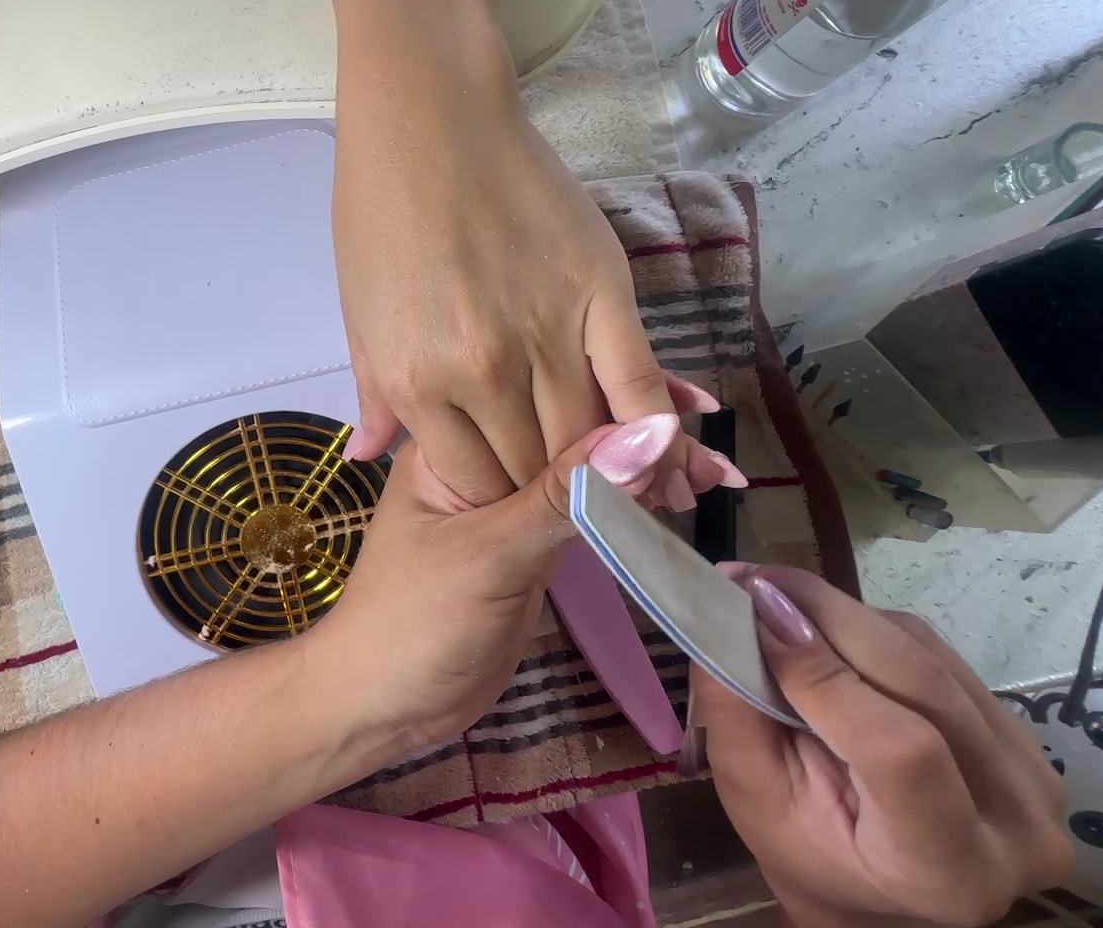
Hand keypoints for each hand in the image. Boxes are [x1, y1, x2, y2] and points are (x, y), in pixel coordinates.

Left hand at [303, 394, 741, 752]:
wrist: (386, 701)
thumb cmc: (415, 622)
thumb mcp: (488, 555)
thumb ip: (563, 497)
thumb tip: (651, 431)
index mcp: (452, 443)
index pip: (543, 402)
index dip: (619, 404)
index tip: (693, 418)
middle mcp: (480, 462)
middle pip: (571, 433)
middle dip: (645, 437)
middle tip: (716, 462)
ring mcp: (503, 504)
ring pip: (584, 474)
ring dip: (646, 472)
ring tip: (715, 479)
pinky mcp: (524, 545)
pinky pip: (583, 514)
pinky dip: (627, 508)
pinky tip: (670, 501)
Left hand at [329, 0, 693, 509]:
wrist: (428, 124)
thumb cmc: (378, 220)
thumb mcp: (359, 318)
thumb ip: (373, 398)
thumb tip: (365, 458)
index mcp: (417, 386)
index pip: (477, 484)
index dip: (498, 504)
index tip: (510, 503)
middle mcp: (485, 375)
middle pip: (535, 473)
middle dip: (545, 495)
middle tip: (560, 495)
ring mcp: (549, 336)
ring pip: (590, 440)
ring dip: (598, 469)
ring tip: (607, 480)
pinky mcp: (605, 294)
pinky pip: (642, 385)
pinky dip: (655, 431)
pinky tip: (662, 452)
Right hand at [697, 566, 1073, 926]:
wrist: (873, 883)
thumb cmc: (797, 845)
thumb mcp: (747, 790)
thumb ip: (735, 709)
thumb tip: (734, 614)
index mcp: (940, 866)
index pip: (899, 749)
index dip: (822, 671)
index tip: (749, 613)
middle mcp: (1018, 828)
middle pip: (923, 684)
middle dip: (826, 614)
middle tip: (750, 577)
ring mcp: (1037, 781)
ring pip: (930, 656)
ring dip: (842, 612)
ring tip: (775, 597)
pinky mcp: (1027, 740)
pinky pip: (942, 654)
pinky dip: (870, 625)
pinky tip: (822, 625)